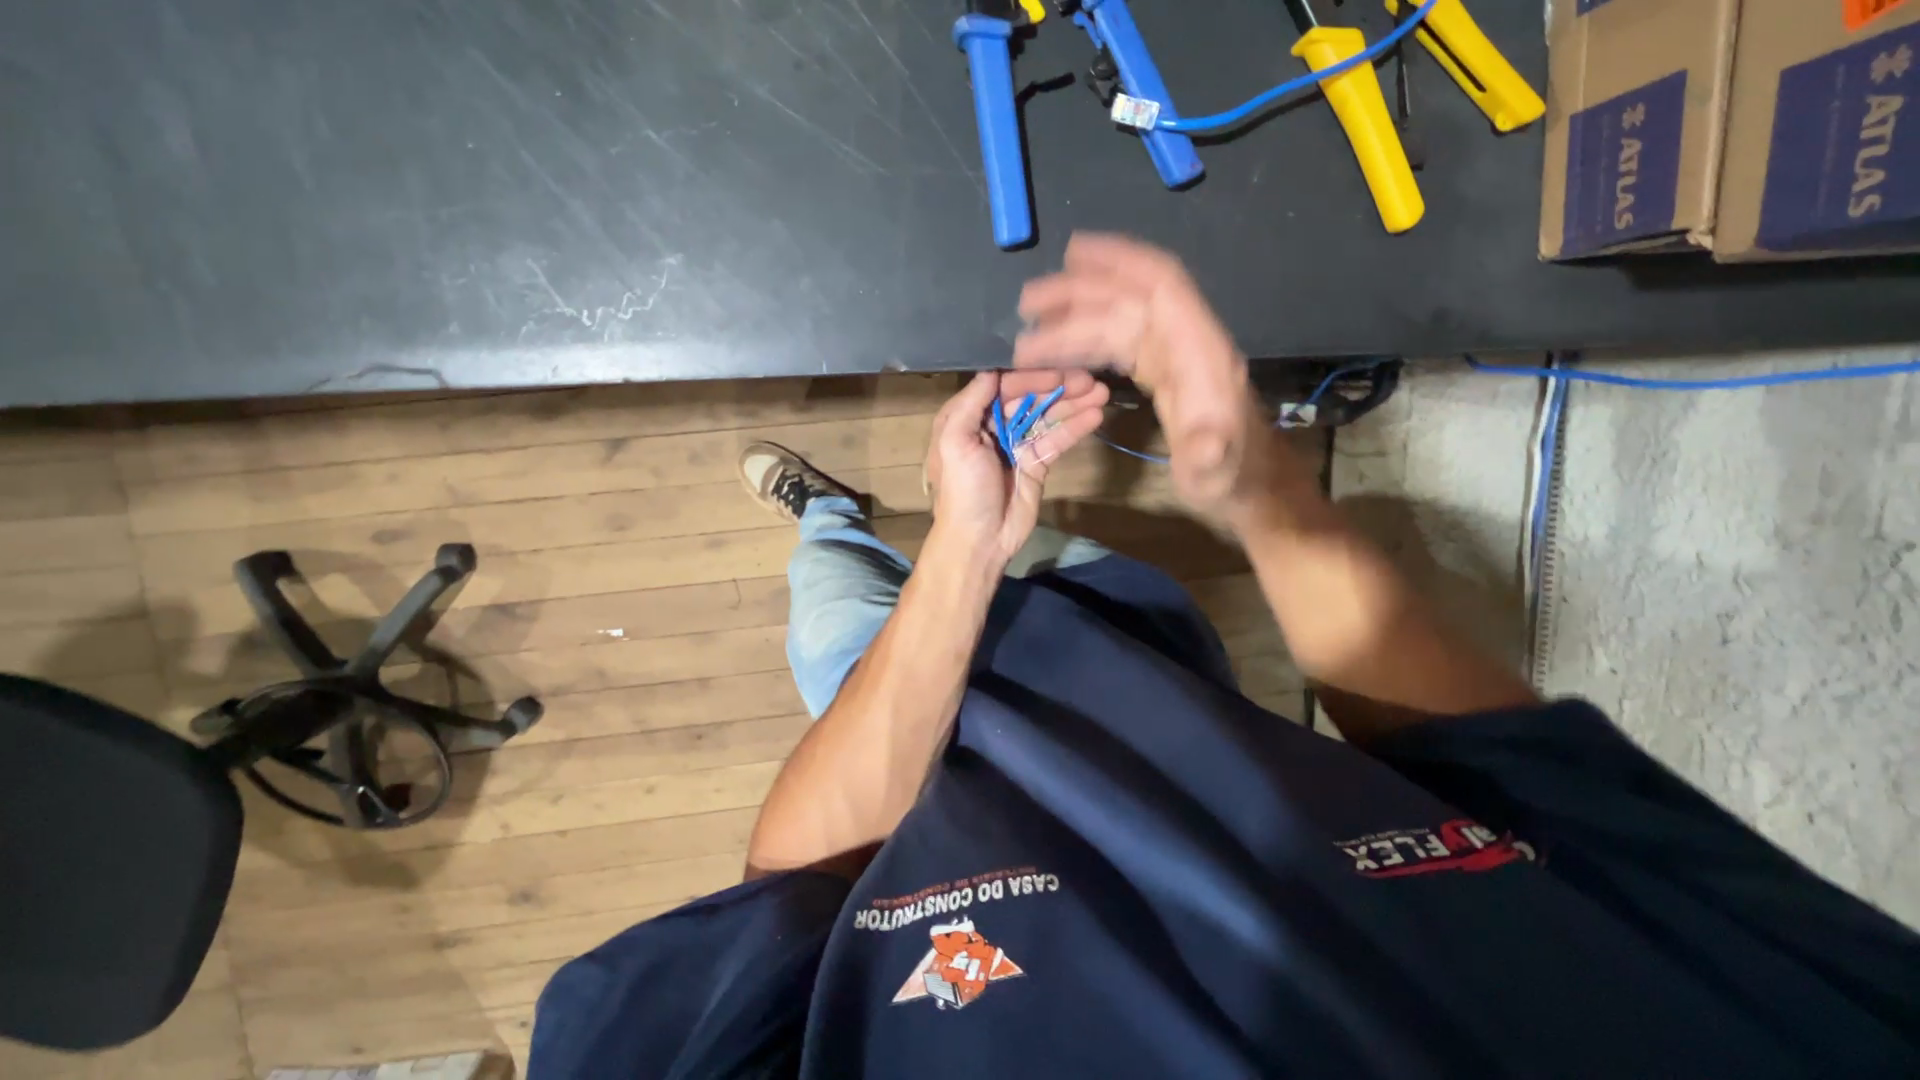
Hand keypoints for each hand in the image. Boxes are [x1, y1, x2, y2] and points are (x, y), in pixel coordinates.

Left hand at [924, 370, 1108, 568]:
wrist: (979, 540)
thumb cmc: (962, 490)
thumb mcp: (954, 442)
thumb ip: (970, 404)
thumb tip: (992, 372)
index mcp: (969, 418)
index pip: (1003, 387)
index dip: (1031, 378)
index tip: (1059, 371)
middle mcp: (993, 427)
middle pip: (1029, 399)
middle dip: (1058, 387)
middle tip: (1090, 379)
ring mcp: (1016, 445)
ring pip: (1047, 417)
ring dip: (1073, 404)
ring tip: (1101, 393)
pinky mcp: (1036, 464)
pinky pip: (1056, 440)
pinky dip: (1074, 427)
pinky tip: (1095, 416)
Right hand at [1012, 232, 1271, 517]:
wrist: (1251, 486)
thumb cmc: (1233, 478)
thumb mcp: (1220, 472)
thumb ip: (1209, 456)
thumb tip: (1206, 446)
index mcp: (1202, 353)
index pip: (1162, 290)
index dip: (1122, 262)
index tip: (1076, 252)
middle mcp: (1186, 344)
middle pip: (1129, 302)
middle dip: (1080, 293)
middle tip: (1028, 301)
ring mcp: (1173, 357)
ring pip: (1119, 321)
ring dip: (1076, 316)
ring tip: (1030, 324)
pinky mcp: (1163, 373)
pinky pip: (1120, 343)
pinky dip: (1088, 339)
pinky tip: (1061, 343)